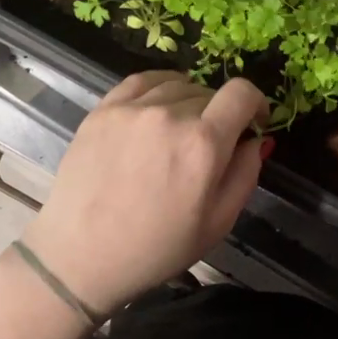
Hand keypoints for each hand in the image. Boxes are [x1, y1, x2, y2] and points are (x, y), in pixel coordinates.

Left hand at [18, 71, 269, 313]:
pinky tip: (158, 108)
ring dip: (189, 103)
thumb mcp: (218, 224)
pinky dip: (160, 88)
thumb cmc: (156, 249)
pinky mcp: (103, 110)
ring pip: (177, 86)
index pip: (242, 94)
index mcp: (204, 144)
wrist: (81, 257)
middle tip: (210, 145)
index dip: (256, 104)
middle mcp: (170, 114)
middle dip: (220, 115)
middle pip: (210, 93)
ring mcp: (132, 109)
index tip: (253, 122)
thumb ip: (246, 174)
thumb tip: (256, 140)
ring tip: (179, 132)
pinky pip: (142, 82)